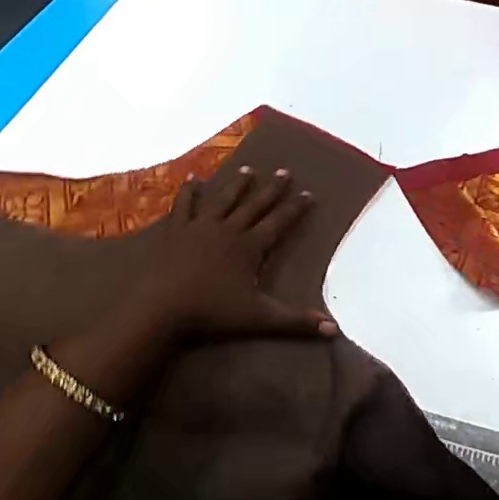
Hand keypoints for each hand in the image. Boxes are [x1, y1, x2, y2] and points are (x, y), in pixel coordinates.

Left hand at [124, 165, 335, 343]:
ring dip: (237, 184)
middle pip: (255, 204)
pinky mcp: (177, 229)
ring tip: (248, 169)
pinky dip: (189, 190)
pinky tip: (192, 179)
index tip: (308, 193)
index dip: (295, 208)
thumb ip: (296, 322)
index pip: (279, 222)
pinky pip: (185, 204)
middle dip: (272, 188)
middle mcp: (229, 229)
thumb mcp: (260, 318)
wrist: (164, 306)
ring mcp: (201, 226)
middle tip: (284, 171)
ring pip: (224, 199)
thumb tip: (333, 330)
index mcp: (250, 246)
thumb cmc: (213, 312)